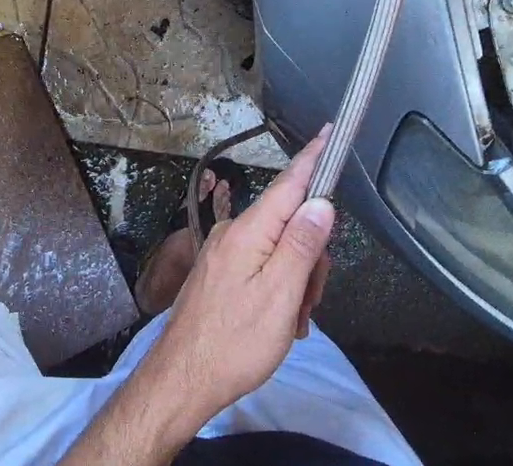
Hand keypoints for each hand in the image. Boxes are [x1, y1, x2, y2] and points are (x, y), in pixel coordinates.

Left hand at [147, 133, 336, 422]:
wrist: (182, 381)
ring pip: (278, 248)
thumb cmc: (235, 343)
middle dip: (310, 256)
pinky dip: (278, 288)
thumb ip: (301, 246)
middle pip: (289, 222)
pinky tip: (277, 321)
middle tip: (308, 300)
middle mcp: (234, 232)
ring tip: (290, 321)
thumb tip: (321, 202)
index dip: (312, 159)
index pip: (289, 184)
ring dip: (295, 280)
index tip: (330, 131)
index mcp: (249, 232)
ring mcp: (225, 252)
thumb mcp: (280, 296)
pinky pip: (262, 266)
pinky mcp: (221, 272)